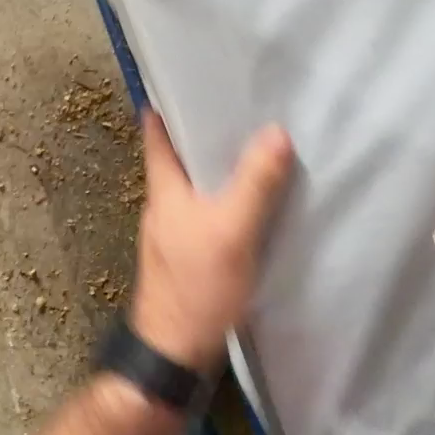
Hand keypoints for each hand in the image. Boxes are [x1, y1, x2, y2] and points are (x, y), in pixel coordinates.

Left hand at [129, 112, 294, 370]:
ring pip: (198, 186)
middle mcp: (165, 205)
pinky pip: (211, 213)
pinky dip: (229, 199)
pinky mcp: (191, 256)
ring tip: (257, 146)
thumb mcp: (232, 230)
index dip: (168, 105)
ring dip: (221, 168)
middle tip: (243, 107)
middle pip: (182, 157)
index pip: (157, 134)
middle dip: (207, 133)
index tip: (192, 79)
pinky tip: (257, 201)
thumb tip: (276, 131)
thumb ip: (254, 182)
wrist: (175, 355)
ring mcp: (176, 232)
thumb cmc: (196, 286)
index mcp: (164, 189)